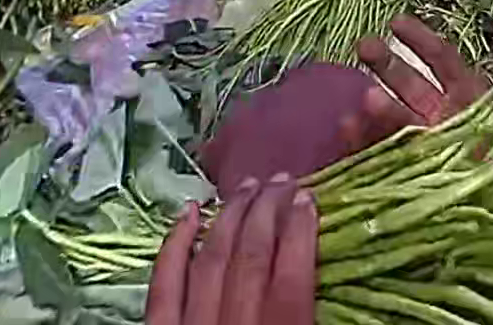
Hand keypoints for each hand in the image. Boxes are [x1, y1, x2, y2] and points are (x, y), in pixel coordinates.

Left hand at [147, 176, 317, 324]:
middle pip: (250, 258)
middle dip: (268, 210)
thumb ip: (314, 314)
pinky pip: (164, 287)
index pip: (291, 277)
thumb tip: (328, 262)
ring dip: (231, 215)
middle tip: (282, 180)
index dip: (300, 231)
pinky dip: (175, 243)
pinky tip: (189, 210)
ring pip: (211, 259)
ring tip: (248, 185)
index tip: (307, 196)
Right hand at [342, 16, 492, 157]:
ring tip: (363, 102)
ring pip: (392, 122)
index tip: (395, 22)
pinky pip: (382, 163)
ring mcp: (426, 154)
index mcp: (471, 102)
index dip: (420, 39)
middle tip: (364, 46)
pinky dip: (363, 149)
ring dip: (375, 109)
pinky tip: (351, 136)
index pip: (440, 61)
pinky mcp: (413, 187)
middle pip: (408, 84)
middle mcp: (443, 122)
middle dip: (386, 63)